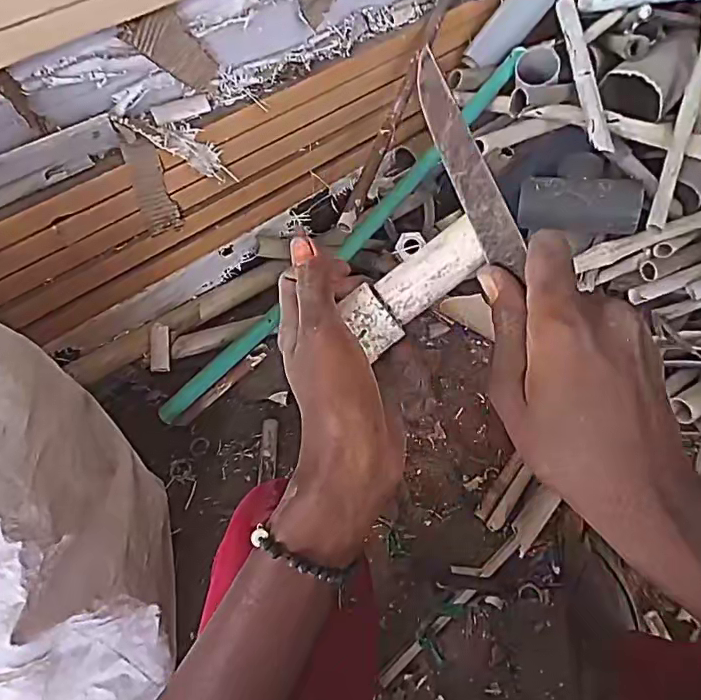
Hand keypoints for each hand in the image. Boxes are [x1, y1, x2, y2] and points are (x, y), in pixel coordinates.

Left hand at [273, 237, 403, 564]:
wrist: (360, 453)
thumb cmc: (334, 401)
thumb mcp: (322, 331)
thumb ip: (315, 287)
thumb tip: (303, 246)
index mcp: (298, 330)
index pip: (300, 282)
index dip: (321, 265)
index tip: (348, 263)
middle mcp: (318, 344)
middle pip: (335, 300)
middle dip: (356, 288)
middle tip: (375, 288)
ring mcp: (345, 362)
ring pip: (362, 323)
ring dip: (379, 314)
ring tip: (391, 313)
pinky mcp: (369, 379)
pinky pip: (382, 349)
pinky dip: (395, 343)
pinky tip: (402, 345)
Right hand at [481, 232, 700, 564]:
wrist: (643, 488)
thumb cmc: (574, 455)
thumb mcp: (512, 398)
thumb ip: (503, 330)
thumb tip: (494, 284)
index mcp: (561, 323)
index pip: (544, 249)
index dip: (519, 259)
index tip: (504, 278)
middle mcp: (603, 313)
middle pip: (558, 283)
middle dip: (538, 312)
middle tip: (529, 361)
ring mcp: (631, 325)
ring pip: (582, 305)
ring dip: (565, 331)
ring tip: (561, 382)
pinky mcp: (647, 339)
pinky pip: (605, 323)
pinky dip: (591, 343)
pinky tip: (586, 386)